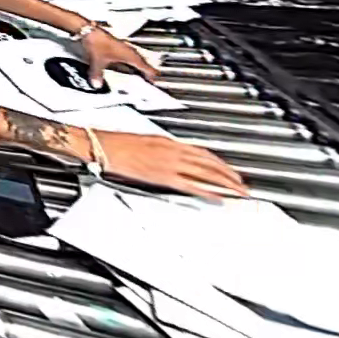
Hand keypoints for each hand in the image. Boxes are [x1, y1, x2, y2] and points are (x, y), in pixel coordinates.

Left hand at [79, 25, 158, 82]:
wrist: (89, 30)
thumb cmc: (98, 43)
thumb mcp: (98, 61)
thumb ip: (98, 75)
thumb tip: (97, 84)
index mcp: (134, 58)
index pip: (151, 70)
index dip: (153, 79)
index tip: (153, 85)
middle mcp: (133, 52)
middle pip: (145, 66)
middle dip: (145, 75)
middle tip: (144, 83)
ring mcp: (126, 48)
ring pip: (136, 61)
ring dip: (137, 68)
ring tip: (134, 76)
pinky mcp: (119, 46)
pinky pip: (128, 56)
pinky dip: (128, 62)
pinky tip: (121, 65)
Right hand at [96, 131, 247, 198]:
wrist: (97, 145)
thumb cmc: (111, 141)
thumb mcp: (139, 139)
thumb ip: (159, 147)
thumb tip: (171, 156)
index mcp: (164, 141)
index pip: (201, 151)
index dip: (219, 161)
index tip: (227, 169)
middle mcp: (170, 151)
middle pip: (209, 164)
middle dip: (229, 175)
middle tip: (242, 184)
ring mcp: (168, 164)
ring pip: (206, 174)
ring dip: (226, 184)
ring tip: (238, 192)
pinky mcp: (162, 177)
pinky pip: (192, 186)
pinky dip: (209, 192)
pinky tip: (218, 198)